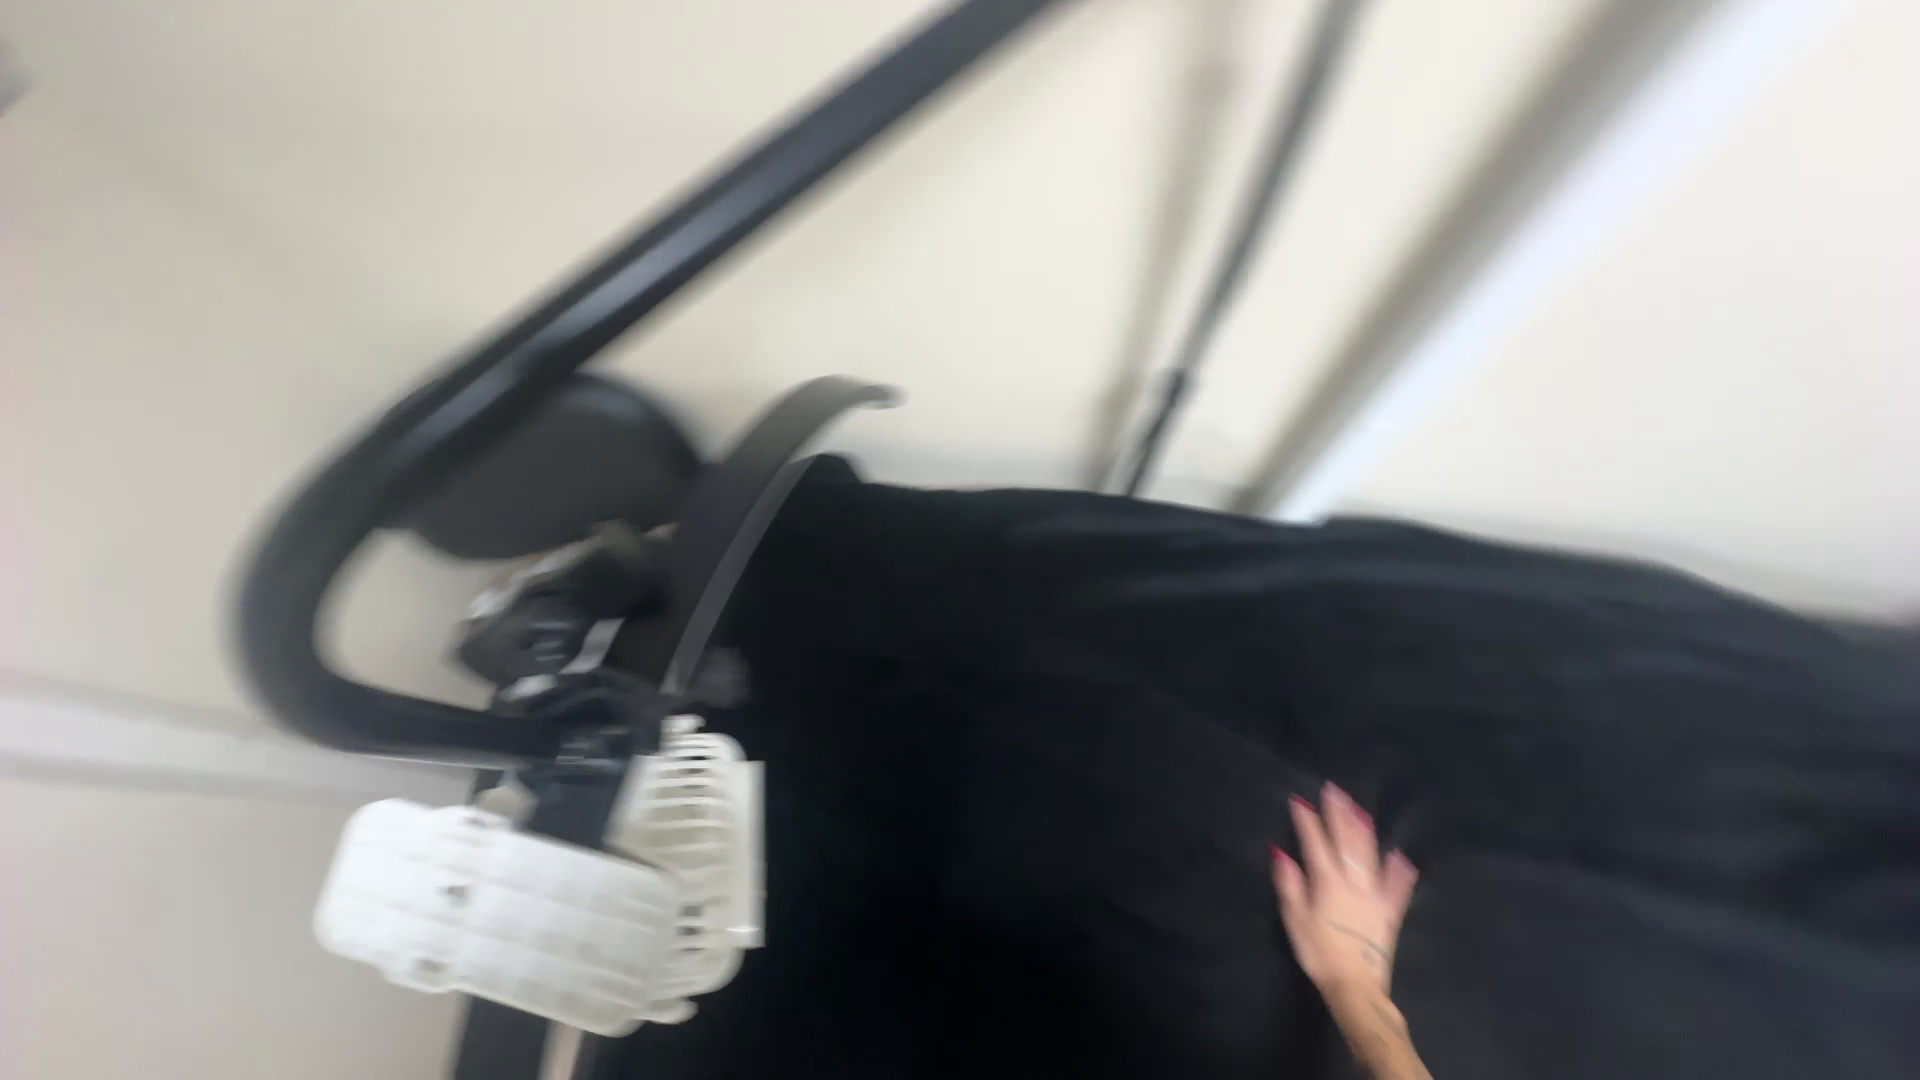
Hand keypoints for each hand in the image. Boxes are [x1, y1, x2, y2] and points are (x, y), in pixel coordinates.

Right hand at [1273, 783, 1418, 995]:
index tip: (1300, 800)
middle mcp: (1353, 883)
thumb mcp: (1294, 918)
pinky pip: (1397, 888)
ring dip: (1364, 831)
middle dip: (1339, 815)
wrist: (1357, 987)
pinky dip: (1399, 871)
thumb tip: (1281, 852)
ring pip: (1370, 856)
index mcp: (1327, 882)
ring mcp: (1375, 896)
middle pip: (1346, 842)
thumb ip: (1289, 883)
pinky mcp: (1390, 914)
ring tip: (1360, 810)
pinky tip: (1401, 856)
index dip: (1307, 820)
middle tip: (1335, 791)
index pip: (1315, 842)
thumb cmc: (1318, 952)